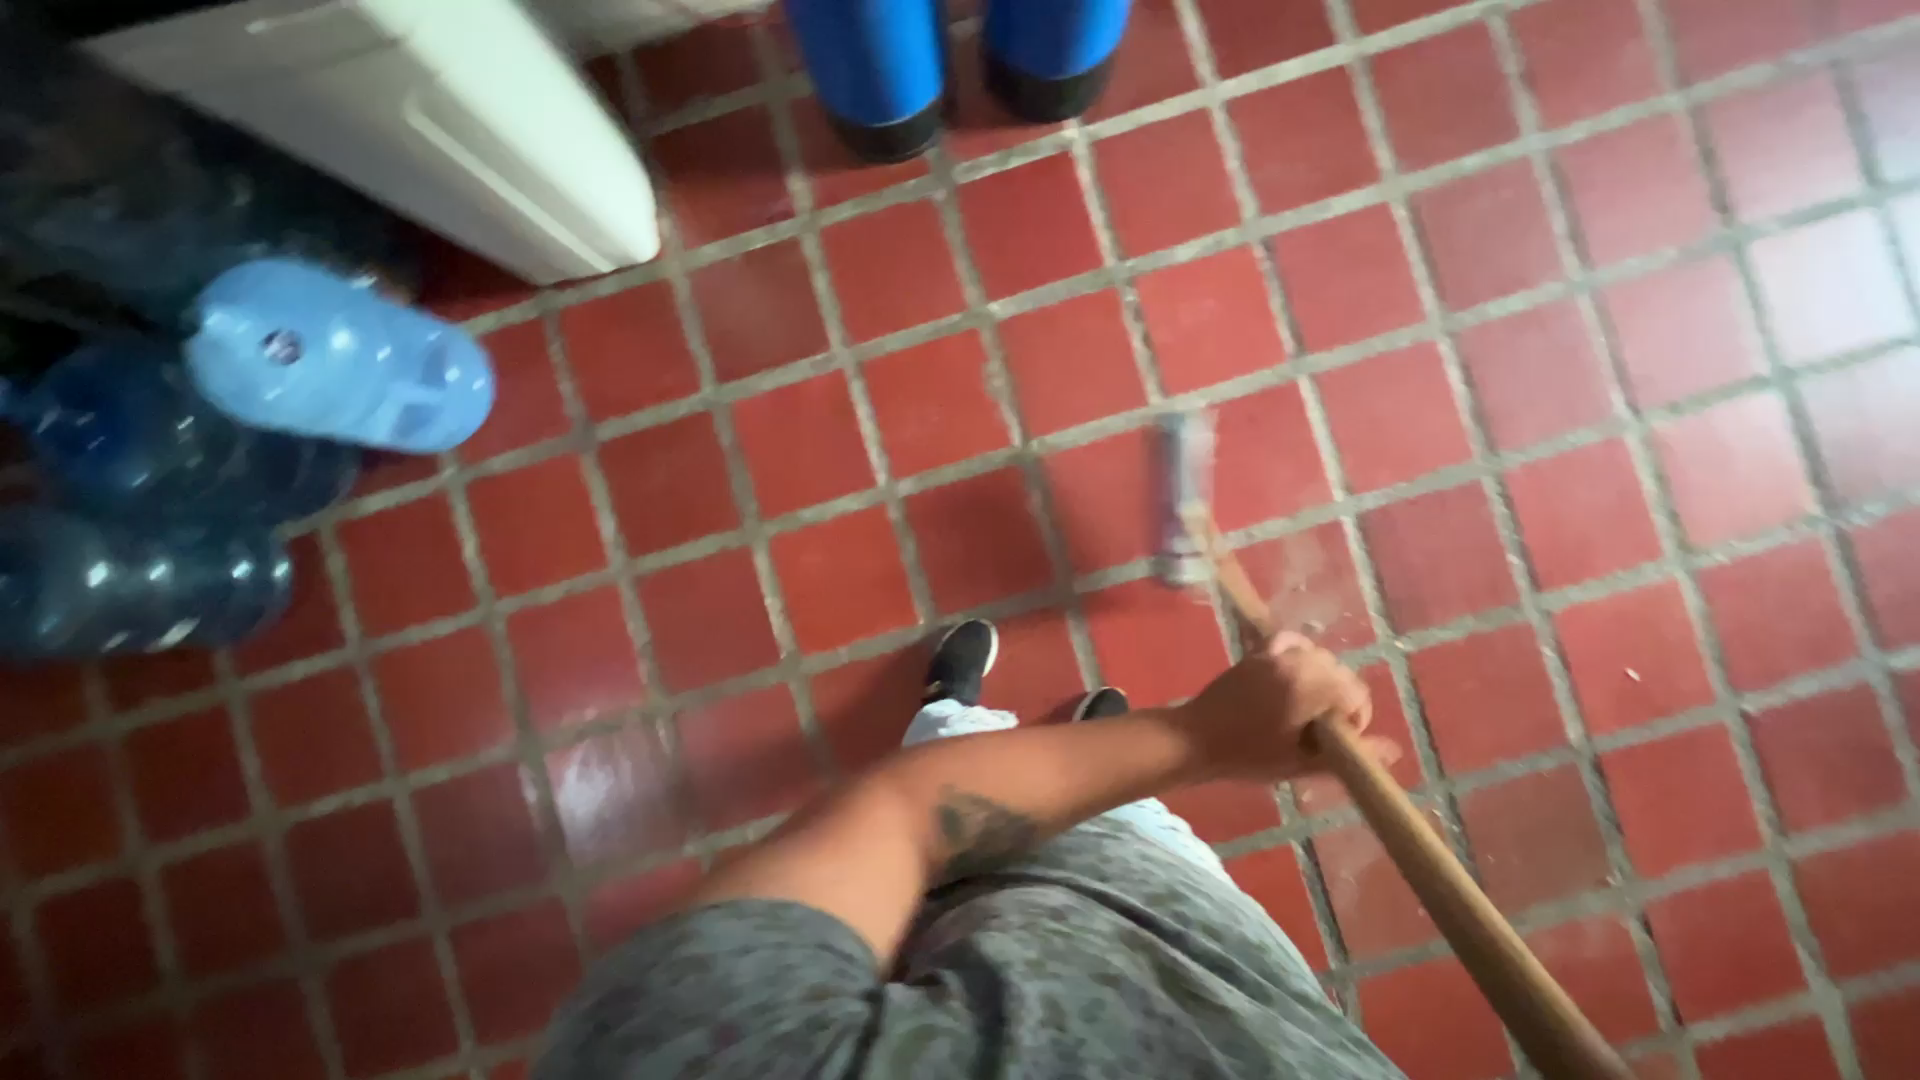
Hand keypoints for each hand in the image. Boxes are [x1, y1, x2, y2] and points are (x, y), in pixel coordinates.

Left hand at [1174, 633, 1401, 781]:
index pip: (1357, 695)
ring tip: (1304, 709)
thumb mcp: (1300, 762)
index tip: (1333, 742)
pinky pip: (1291, 643)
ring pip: (1319, 659)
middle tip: (1317, 729)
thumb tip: (1395, 751)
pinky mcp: (1257, 652)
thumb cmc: (1248, 755)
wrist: (1196, 738)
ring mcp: (1275, 653)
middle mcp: (1297, 662)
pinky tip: (1293, 679)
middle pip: (1341, 674)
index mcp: (1311, 687)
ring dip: (1321, 680)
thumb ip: (1347, 754)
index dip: (1354, 721)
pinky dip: (1300, 656)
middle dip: (1339, 701)